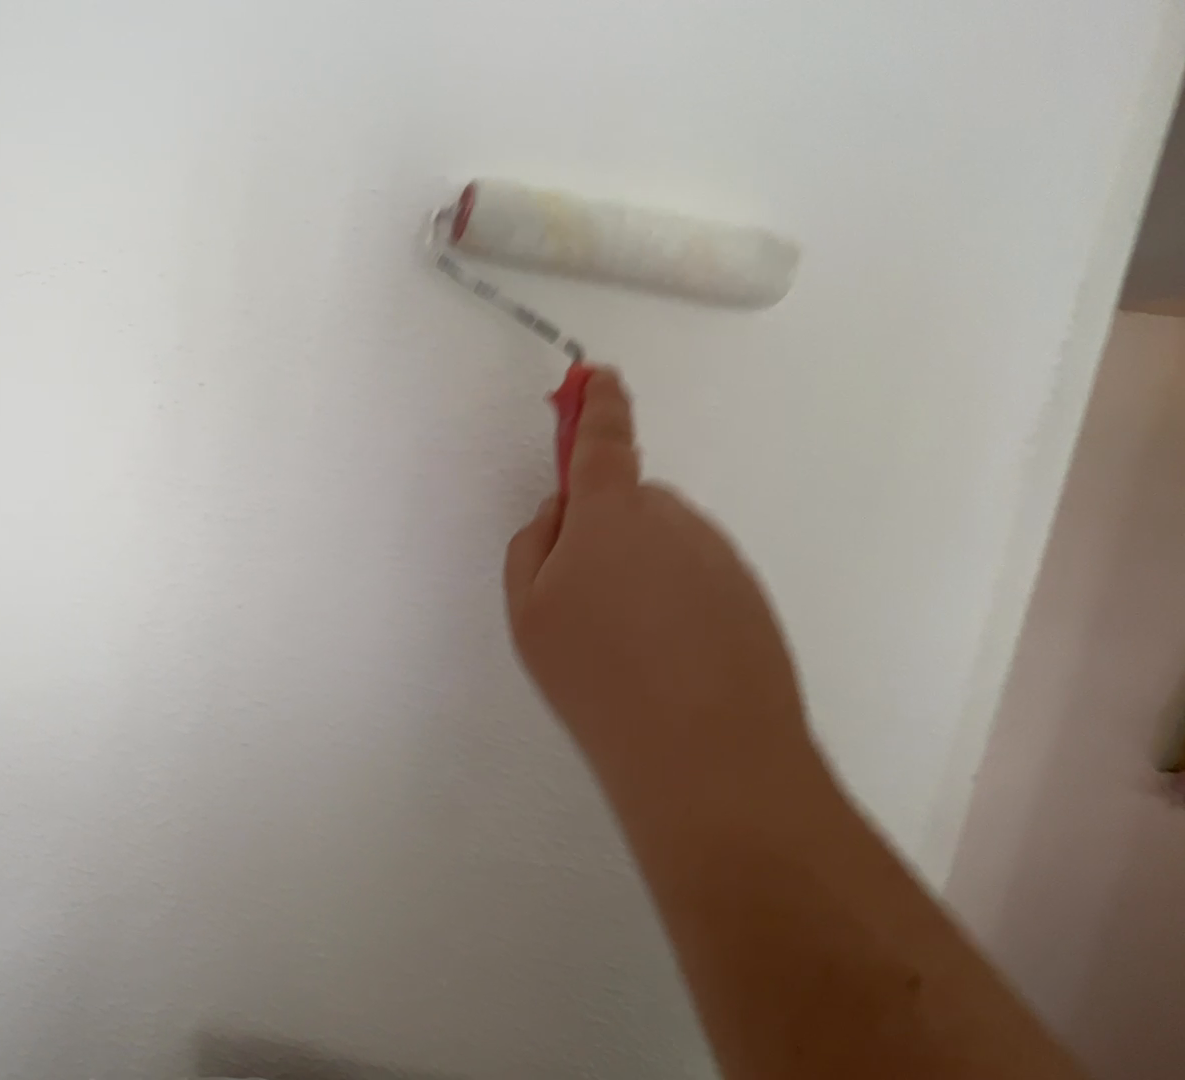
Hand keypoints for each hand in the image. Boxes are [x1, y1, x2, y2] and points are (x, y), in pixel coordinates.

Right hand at [503, 368, 810, 779]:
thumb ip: (532, 542)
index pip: (604, 443)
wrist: (704, 754)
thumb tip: (562, 512)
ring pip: (663, 543)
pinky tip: (663, 661)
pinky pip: (696, 578)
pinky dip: (673, 603)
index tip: (596, 375)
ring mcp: (719, 559)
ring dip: (638, 572)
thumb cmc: (593, 673)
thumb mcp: (526, 609)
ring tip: (625, 647)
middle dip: (602, 531)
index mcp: (612, 514)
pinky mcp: (750, 599)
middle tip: (581, 602)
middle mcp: (673, 520)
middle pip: (629, 503)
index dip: (597, 405)